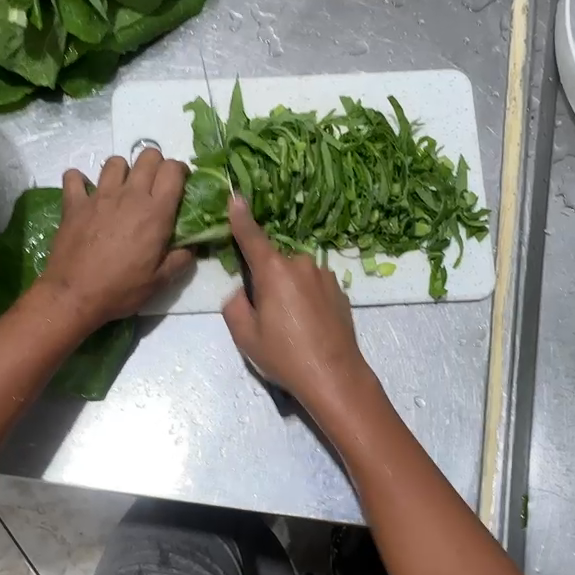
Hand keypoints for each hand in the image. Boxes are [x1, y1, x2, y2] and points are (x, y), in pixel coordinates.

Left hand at [38, 149, 194, 326]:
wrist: (74, 295)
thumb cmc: (121, 290)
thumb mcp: (160, 282)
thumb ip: (180, 260)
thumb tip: (192, 248)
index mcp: (155, 212)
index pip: (173, 170)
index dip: (180, 171)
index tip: (180, 185)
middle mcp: (129, 195)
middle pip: (147, 156)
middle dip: (156, 164)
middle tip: (155, 185)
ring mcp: (99, 196)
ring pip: (115, 162)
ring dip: (123, 170)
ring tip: (123, 189)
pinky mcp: (74, 203)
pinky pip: (74, 177)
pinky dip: (79, 181)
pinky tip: (85, 193)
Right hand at [220, 194, 376, 411]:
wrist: (334, 376)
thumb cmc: (284, 356)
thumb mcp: (245, 336)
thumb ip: (234, 305)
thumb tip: (241, 293)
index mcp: (274, 270)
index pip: (251, 237)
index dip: (241, 218)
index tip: (236, 198)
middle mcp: (301, 264)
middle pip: (274, 264)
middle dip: (266, 282)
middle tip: (267, 318)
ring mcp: (324, 276)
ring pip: (295, 276)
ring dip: (288, 292)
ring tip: (291, 328)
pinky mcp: (340, 291)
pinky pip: (313, 288)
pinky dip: (307, 301)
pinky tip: (309, 328)